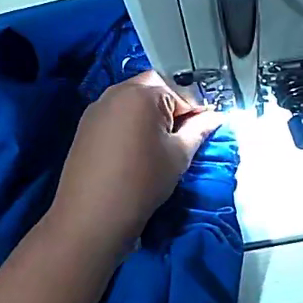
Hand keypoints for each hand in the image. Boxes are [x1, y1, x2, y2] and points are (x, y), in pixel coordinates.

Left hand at [51, 71, 222, 246]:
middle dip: (171, 104)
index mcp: (142, 93)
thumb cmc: (142, 181)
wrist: (91, 215)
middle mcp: (116, 91)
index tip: (203, 129)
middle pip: (153, 87)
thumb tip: (216, 117)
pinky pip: (115, 113)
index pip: (179, 89)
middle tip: (180, 135)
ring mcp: (97, 107)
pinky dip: (129, 122)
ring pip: (132, 99)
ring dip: (149, 112)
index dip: (195, 108)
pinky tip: (133, 149)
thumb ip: (199, 130)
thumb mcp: (178, 156)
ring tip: (157, 144)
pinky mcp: (85, 125)